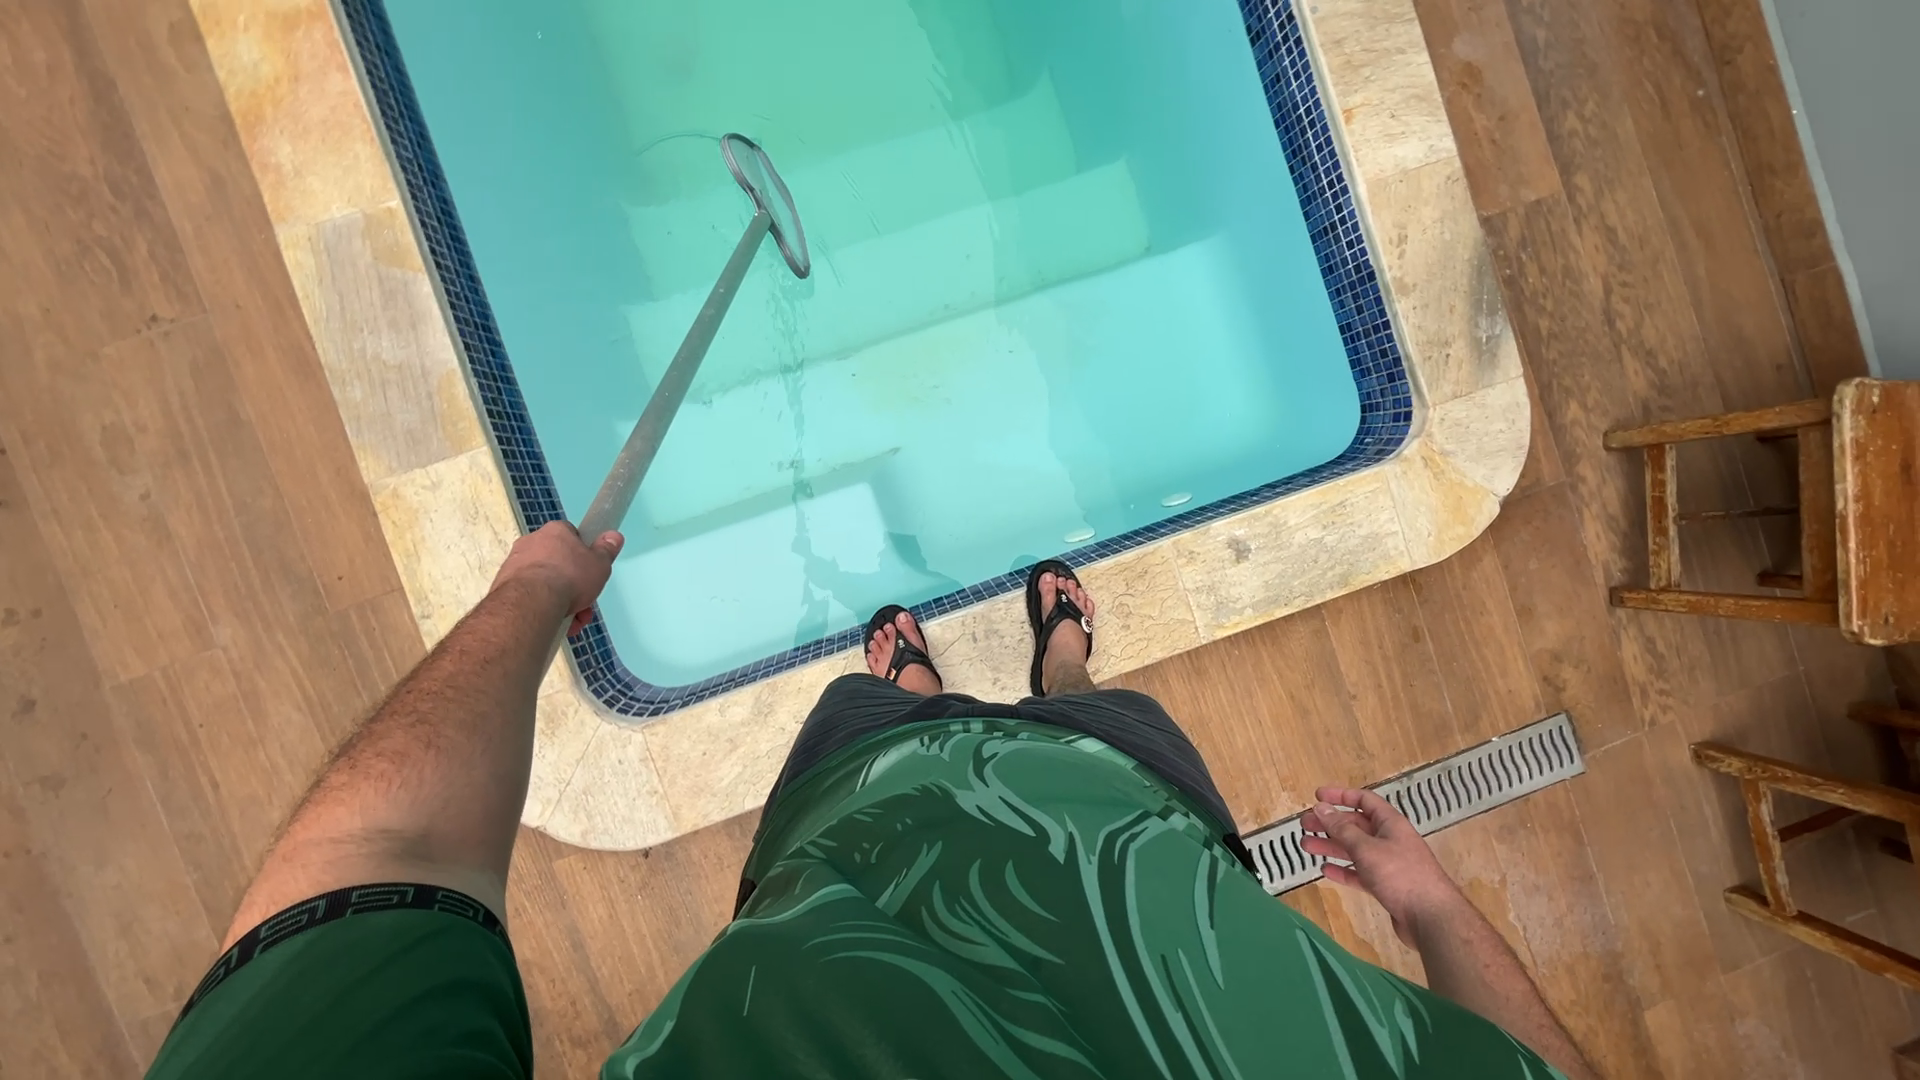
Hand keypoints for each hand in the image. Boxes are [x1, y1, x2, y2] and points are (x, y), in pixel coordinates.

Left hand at [490, 521, 622, 634]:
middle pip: (557, 561)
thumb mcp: (600, 564)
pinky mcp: (503, 585)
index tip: (590, 569)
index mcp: (555, 531)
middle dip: (572, 583)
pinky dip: (542, 606)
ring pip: (544, 581)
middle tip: (585, 602)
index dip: (583, 553)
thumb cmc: (571, 577)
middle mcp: (531, 542)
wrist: (531, 602)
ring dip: (560, 599)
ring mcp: (514, 563)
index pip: (571, 535)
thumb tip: (613, 535)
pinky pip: (530, 594)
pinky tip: (554, 622)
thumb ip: (607, 550)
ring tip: (572, 619)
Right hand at [1300, 786, 1464, 947]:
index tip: (1317, 796)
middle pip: (1356, 826)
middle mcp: (1390, 840)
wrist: (1433, 920)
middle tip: (1305, 825)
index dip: (1340, 795)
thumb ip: (1341, 828)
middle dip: (1330, 824)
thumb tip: (1321, 808)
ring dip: (1331, 846)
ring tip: (1306, 846)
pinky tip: (1326, 871)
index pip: (1364, 800)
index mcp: (1390, 824)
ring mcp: (1390, 865)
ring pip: (1355, 849)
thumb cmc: (1400, 875)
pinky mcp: (1388, 887)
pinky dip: (1344, 870)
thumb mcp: (1366, 847)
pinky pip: (1361, 873)